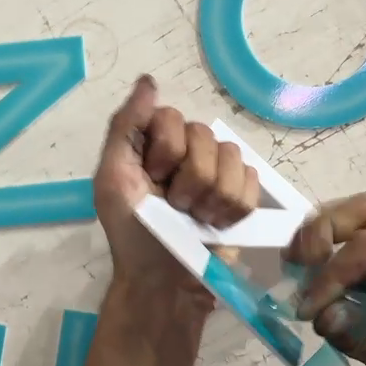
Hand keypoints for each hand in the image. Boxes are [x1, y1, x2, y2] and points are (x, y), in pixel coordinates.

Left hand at [93, 76, 261, 303]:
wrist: (167, 284)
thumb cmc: (134, 234)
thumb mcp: (112, 180)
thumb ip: (125, 127)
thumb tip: (148, 81)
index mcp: (152, 142)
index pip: (173, 118)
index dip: (167, 152)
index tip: (153, 179)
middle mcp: (186, 150)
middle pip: (206, 137)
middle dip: (191, 181)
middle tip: (175, 208)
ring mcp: (216, 171)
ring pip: (233, 158)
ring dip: (213, 197)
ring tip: (196, 220)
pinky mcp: (240, 194)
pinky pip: (252, 180)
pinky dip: (236, 206)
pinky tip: (217, 224)